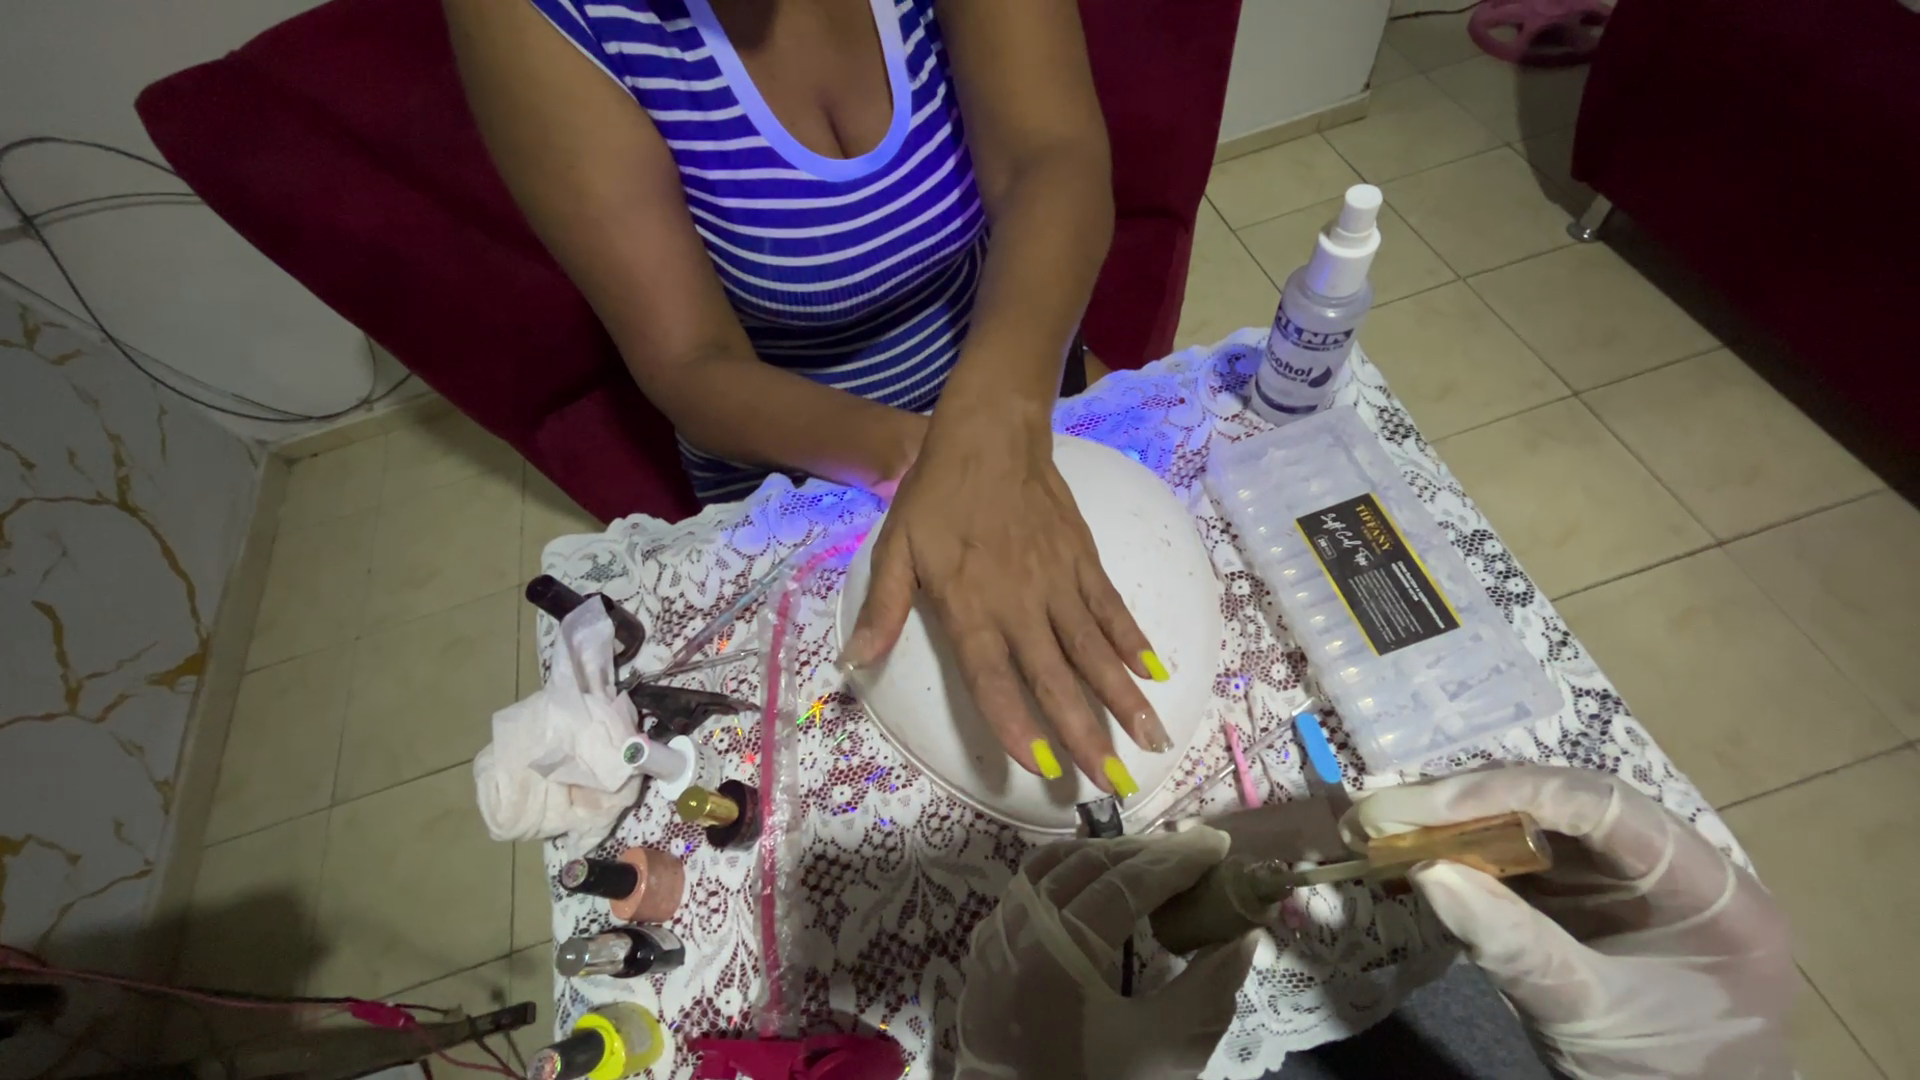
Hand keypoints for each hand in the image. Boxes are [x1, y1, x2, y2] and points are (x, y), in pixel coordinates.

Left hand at [843, 403, 1169, 792]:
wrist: (990, 436)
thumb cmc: (936, 496)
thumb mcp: (895, 549)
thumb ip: (883, 609)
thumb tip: (852, 662)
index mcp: (970, 608)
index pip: (995, 680)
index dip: (1018, 727)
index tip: (1045, 769)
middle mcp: (1021, 604)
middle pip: (1056, 678)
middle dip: (1086, 734)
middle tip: (1115, 782)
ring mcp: (1059, 582)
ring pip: (1095, 651)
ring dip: (1124, 699)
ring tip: (1152, 739)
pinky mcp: (1084, 561)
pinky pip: (1112, 609)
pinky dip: (1133, 642)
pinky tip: (1153, 673)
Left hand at [958, 827, 1257, 1079]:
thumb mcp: (1165, 1053)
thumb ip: (1209, 989)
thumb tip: (1244, 934)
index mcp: (1060, 948)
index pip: (1128, 882)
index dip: (1177, 859)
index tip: (1217, 842)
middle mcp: (1021, 923)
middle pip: (1091, 863)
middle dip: (1147, 851)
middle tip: (1192, 851)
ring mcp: (996, 929)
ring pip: (1054, 863)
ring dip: (1105, 855)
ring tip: (1150, 859)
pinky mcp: (985, 943)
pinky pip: (1027, 883)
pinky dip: (1066, 869)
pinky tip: (1092, 879)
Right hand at [1344, 766, 1796, 1079]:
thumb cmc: (1656, 1072)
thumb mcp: (1584, 1017)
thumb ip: (1514, 947)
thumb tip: (1426, 871)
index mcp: (1708, 889)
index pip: (1602, 804)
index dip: (1511, 793)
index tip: (1431, 806)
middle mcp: (1668, 856)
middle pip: (1558, 796)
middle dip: (1468, 798)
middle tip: (1388, 810)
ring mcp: (1623, 862)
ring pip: (1531, 808)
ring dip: (1456, 812)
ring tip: (1390, 821)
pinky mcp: (1583, 874)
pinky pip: (1516, 837)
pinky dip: (1462, 836)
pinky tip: (1418, 840)